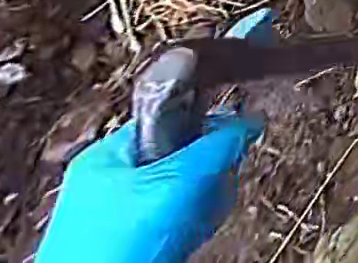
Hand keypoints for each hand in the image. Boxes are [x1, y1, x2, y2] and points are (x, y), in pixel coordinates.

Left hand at [37, 116, 259, 262]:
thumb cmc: (123, 241)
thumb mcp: (186, 175)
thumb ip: (223, 139)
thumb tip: (250, 122)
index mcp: (108, 154)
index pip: (175, 115)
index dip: (207, 125)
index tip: (226, 141)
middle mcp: (107, 179)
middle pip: (185, 152)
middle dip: (208, 171)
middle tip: (209, 187)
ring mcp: (113, 213)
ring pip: (184, 185)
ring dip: (203, 199)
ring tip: (196, 219)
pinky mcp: (125, 240)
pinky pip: (174, 214)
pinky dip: (190, 222)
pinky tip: (188, 234)